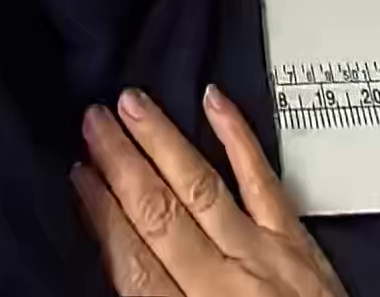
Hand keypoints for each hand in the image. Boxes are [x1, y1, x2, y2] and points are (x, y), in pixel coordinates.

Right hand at [72, 85, 346, 296]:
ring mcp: (268, 262)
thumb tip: (113, 257)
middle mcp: (229, 291)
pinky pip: (265, 182)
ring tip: (130, 102)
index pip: (135, 266)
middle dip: (121, 162)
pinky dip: (238, 137)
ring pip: (202, 188)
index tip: (78, 173)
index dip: (102, 214)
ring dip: (161, 140)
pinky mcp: (301, 247)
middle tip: (93, 118)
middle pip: (161, 215)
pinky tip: (213, 100)